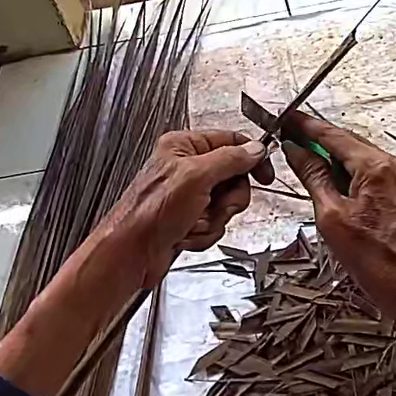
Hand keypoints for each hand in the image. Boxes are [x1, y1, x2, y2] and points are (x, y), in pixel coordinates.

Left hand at [88, 129, 275, 289]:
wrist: (131, 253)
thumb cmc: (149, 212)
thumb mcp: (197, 177)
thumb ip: (230, 159)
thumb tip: (254, 149)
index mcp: (183, 147)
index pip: (230, 142)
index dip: (250, 158)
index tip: (264, 174)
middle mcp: (185, 169)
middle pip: (233, 178)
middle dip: (226, 199)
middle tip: (213, 204)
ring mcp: (187, 196)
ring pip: (225, 205)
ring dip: (213, 219)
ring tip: (192, 221)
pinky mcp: (187, 220)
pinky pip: (214, 224)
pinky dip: (204, 232)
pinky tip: (185, 233)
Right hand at [279, 113, 395, 324]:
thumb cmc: (374, 260)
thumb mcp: (330, 215)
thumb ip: (313, 177)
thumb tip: (297, 152)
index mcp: (375, 168)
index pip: (333, 136)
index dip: (306, 126)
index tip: (288, 119)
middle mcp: (393, 167)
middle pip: (348, 142)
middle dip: (318, 139)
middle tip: (291, 137)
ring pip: (359, 157)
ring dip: (332, 156)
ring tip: (307, 160)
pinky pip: (371, 172)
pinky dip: (349, 171)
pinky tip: (333, 181)